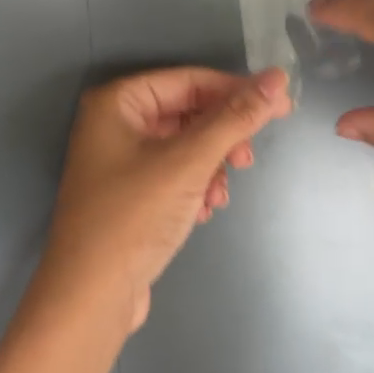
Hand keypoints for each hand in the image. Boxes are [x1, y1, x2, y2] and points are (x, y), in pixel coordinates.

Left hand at [40, 67, 291, 330]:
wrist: (92, 293)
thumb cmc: (134, 217)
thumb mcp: (189, 163)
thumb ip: (235, 118)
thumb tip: (276, 79)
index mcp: (117, 103)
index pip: (188, 81)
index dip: (236, 92)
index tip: (281, 108)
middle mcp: (113, 126)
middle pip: (186, 114)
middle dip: (221, 138)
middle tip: (248, 161)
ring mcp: (118, 164)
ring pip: (183, 149)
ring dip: (210, 169)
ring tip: (219, 197)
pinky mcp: (127, 197)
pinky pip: (172, 177)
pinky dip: (193, 189)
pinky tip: (202, 212)